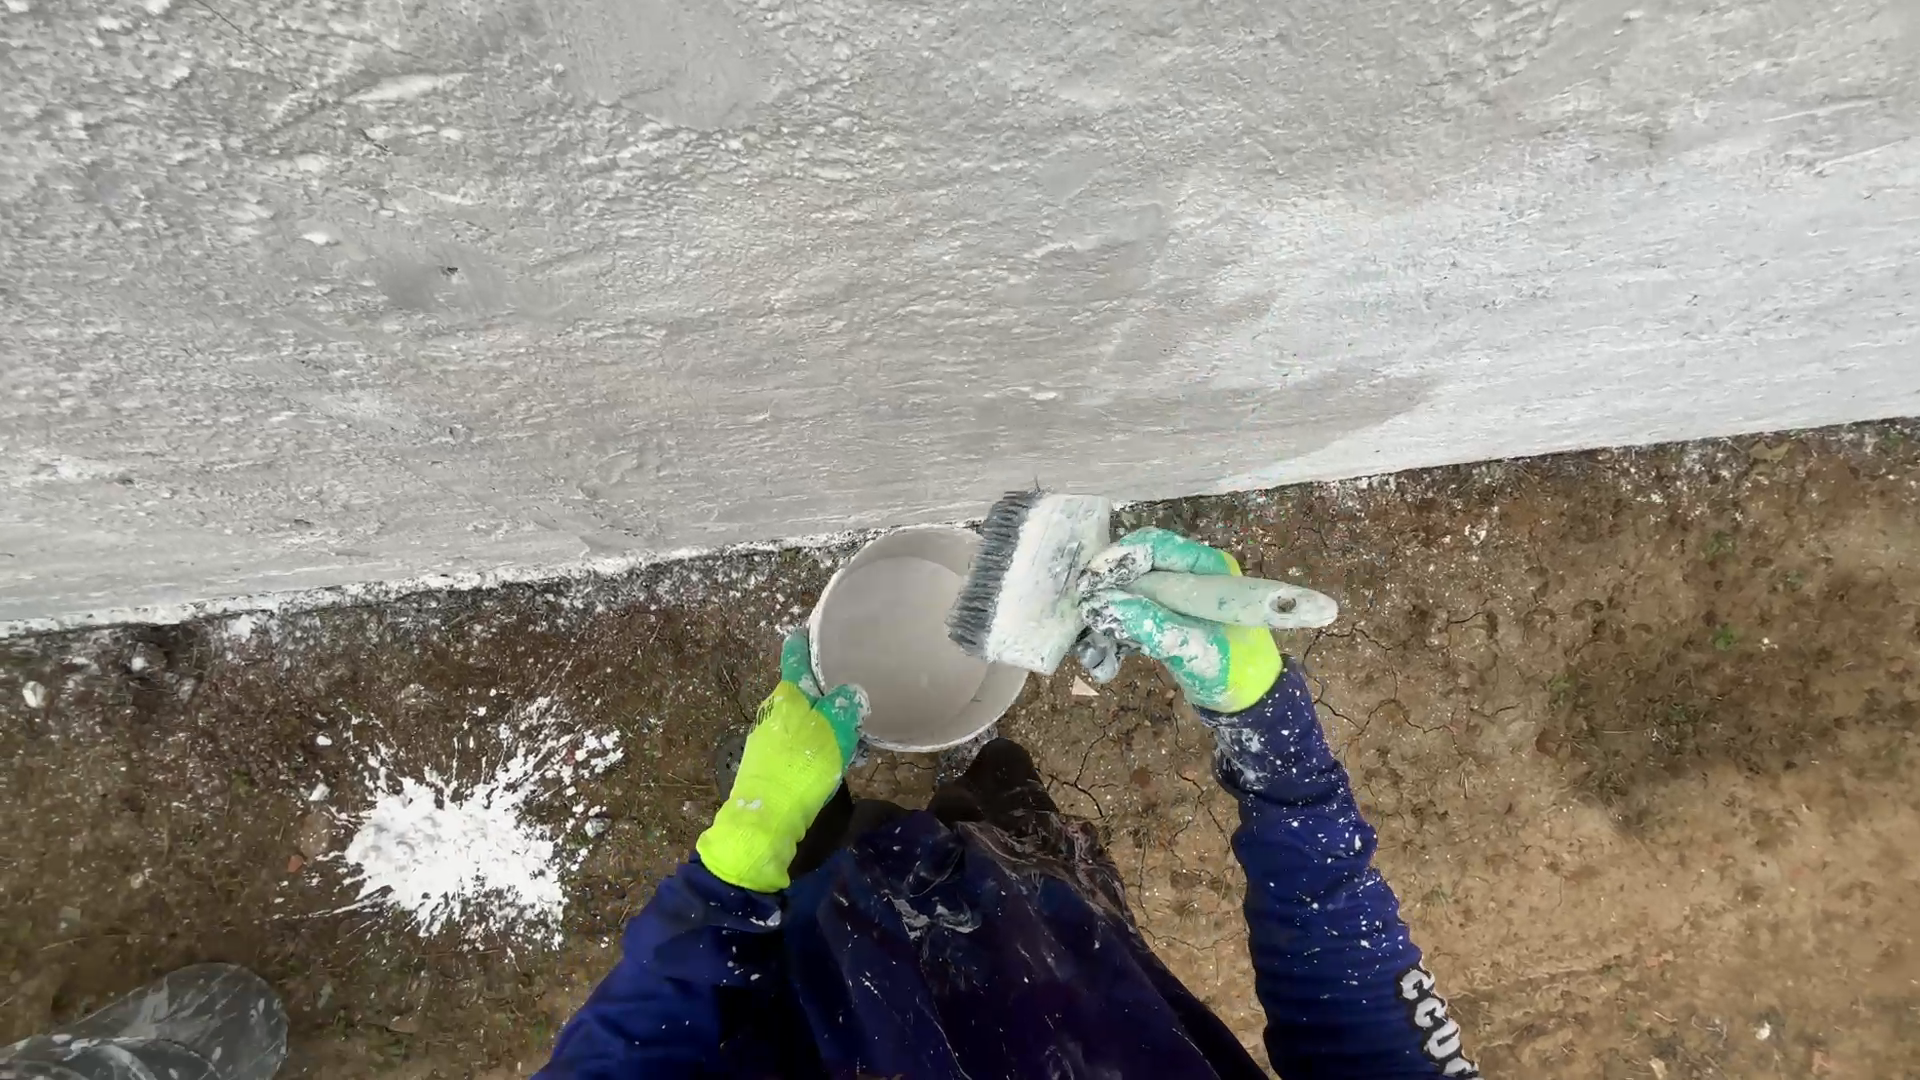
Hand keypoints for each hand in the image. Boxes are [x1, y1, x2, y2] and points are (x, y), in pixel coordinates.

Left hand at [695, 632, 867, 892]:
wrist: (765, 821)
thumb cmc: (802, 766)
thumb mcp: (835, 731)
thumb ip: (845, 706)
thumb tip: (849, 692)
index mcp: (786, 695)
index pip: (795, 656)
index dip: (805, 641)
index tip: (812, 627)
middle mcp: (772, 711)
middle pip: (803, 691)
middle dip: (827, 691)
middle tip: (853, 692)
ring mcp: (767, 738)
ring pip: (804, 719)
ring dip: (826, 723)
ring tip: (855, 736)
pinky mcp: (769, 764)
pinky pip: (800, 743)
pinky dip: (819, 745)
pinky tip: (837, 760)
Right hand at [1078, 528, 1282, 713]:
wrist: (1249, 703)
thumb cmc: (1234, 672)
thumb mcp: (1193, 649)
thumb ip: (1150, 624)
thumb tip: (1101, 603)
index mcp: (1209, 568)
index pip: (1156, 546)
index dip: (1120, 558)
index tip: (1091, 580)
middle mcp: (1190, 574)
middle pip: (1137, 567)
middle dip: (1108, 587)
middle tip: (1083, 608)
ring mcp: (1175, 596)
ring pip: (1128, 591)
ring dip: (1107, 614)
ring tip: (1091, 640)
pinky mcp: (1163, 616)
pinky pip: (1130, 614)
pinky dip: (1114, 631)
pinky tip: (1103, 657)